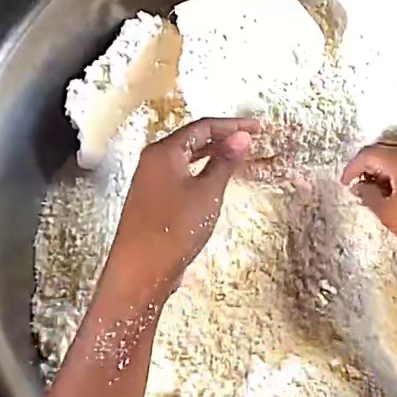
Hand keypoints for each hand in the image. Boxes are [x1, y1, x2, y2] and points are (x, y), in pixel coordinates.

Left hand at [99, 117, 259, 307]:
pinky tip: (214, 180)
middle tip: (250, 139)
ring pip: (186, 157)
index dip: (232, 125)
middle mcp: (153, 161)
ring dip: (212, 154)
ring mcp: (150, 181)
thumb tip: (242, 137)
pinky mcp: (153, 200)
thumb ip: (225, 161)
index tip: (256, 128)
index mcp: (164, 152)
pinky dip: (201, 171)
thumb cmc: (174, 229)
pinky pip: (181, 174)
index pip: (202, 127)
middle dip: (223, 137)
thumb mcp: (208, 192)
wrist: (140, 271)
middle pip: (192, 139)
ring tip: (237, 156)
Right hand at [341, 142, 396, 284]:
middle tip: (357, 183)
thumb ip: (369, 195)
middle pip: (385, 148)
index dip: (352, 167)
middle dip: (368, 163)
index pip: (369, 154)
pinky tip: (394, 189)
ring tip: (374, 188)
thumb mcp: (389, 214)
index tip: (344, 183)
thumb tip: (359, 186)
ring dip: (384, 166)